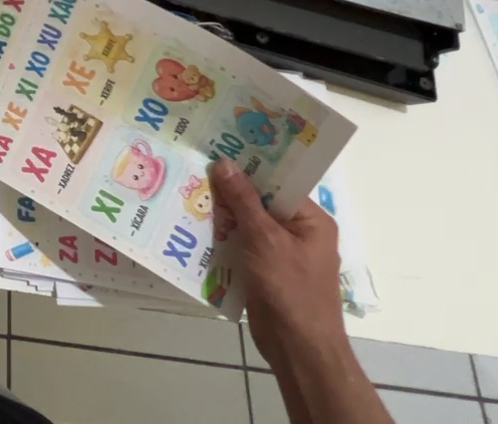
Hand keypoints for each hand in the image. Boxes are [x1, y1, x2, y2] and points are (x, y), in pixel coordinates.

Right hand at [210, 158, 345, 370]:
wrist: (298, 348)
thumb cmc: (290, 288)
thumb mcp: (264, 239)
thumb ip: (243, 200)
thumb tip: (224, 162)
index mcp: (310, 220)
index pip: (277, 182)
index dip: (248, 166)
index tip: (216, 149)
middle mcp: (297, 231)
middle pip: (258, 200)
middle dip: (228, 190)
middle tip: (194, 168)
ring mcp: (279, 251)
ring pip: (245, 221)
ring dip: (220, 213)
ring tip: (187, 192)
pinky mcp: (263, 268)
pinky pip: (239, 242)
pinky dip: (220, 235)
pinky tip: (194, 226)